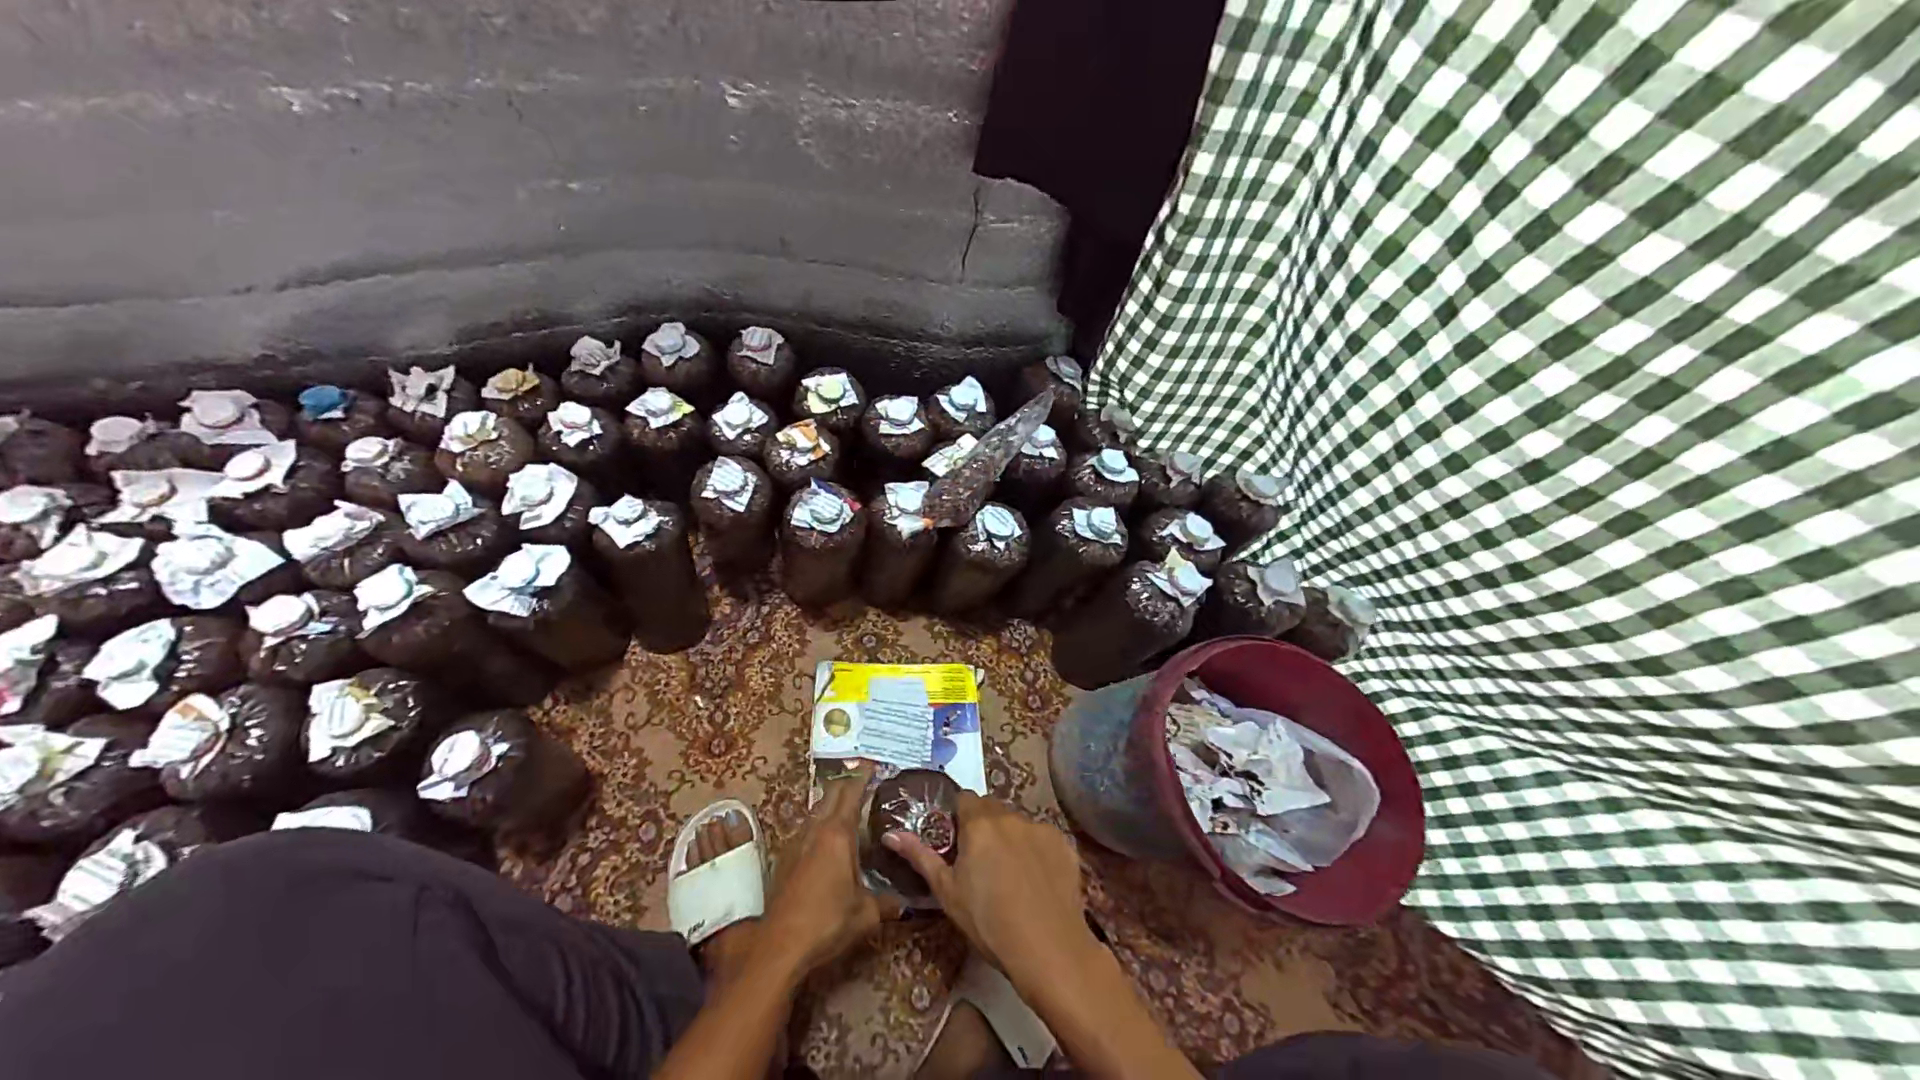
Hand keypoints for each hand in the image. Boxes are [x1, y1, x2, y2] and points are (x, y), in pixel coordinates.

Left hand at [760, 766, 896, 974]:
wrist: (780, 946)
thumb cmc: (828, 921)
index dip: (862, 776)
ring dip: (830, 804)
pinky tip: (825, 841)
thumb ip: (887, 903)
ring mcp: (796, 844)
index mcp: (838, 834)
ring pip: (815, 811)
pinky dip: (818, 825)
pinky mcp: (784, 861)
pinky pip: (805, 830)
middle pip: (830, 794)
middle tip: (863, 782)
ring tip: (846, 809)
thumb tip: (904, 904)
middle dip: (846, 784)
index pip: (851, 793)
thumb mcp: (866, 914)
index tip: (873, 765)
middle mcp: (815, 831)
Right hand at [882, 794, 1097, 982]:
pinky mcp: (1065, 844)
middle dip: (984, 826)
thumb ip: (920, 857)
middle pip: (992, 809)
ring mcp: (1041, 829)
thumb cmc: (988, 922)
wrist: (1048, 948)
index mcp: (980, 824)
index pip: (964, 799)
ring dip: (1011, 838)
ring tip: (1010, 876)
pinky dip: (1037, 852)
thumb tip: (891, 835)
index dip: (958, 817)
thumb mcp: (947, 892)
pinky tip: (1036, 881)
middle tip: (980, 862)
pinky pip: (1043, 839)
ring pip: (1019, 824)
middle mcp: (1011, 817)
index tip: (956, 841)